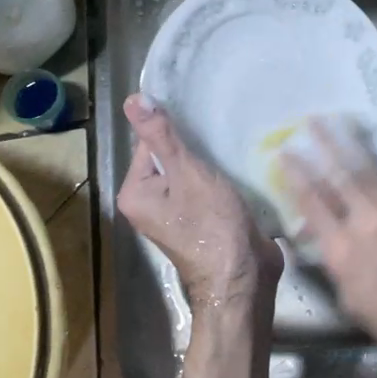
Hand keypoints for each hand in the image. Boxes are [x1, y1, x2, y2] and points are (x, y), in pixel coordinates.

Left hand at [117, 94, 282, 306]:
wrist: (243, 278)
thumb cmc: (212, 226)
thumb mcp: (187, 174)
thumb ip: (161, 136)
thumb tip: (132, 99)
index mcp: (135, 193)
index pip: (151, 144)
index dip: (178, 134)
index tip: (204, 132)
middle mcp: (149, 204)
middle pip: (173, 158)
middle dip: (198, 149)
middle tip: (223, 141)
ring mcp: (177, 215)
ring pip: (194, 173)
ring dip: (214, 164)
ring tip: (233, 153)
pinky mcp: (203, 221)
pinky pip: (208, 189)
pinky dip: (223, 181)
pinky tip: (240, 173)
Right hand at [283, 123, 376, 377]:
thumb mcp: (353, 301)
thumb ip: (334, 263)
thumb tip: (321, 237)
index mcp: (344, 249)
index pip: (312, 201)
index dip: (295, 174)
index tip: (284, 152)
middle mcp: (369, 219)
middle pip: (340, 172)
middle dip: (323, 143)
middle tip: (310, 120)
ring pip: (370, 169)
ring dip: (351, 145)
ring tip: (338, 123)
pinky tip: (373, 167)